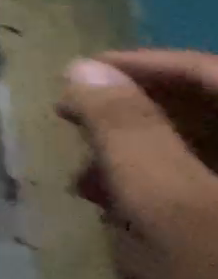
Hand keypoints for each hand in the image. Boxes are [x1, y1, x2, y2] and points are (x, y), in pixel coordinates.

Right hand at [61, 51, 217, 278]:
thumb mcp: (161, 200)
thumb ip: (122, 125)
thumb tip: (84, 69)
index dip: (148, 65)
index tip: (79, 70)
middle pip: (216, 115)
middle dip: (139, 115)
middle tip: (74, 124)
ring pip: (212, 155)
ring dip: (146, 155)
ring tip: (90, 179)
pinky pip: (209, 191)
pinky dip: (170, 190)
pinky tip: (126, 213)